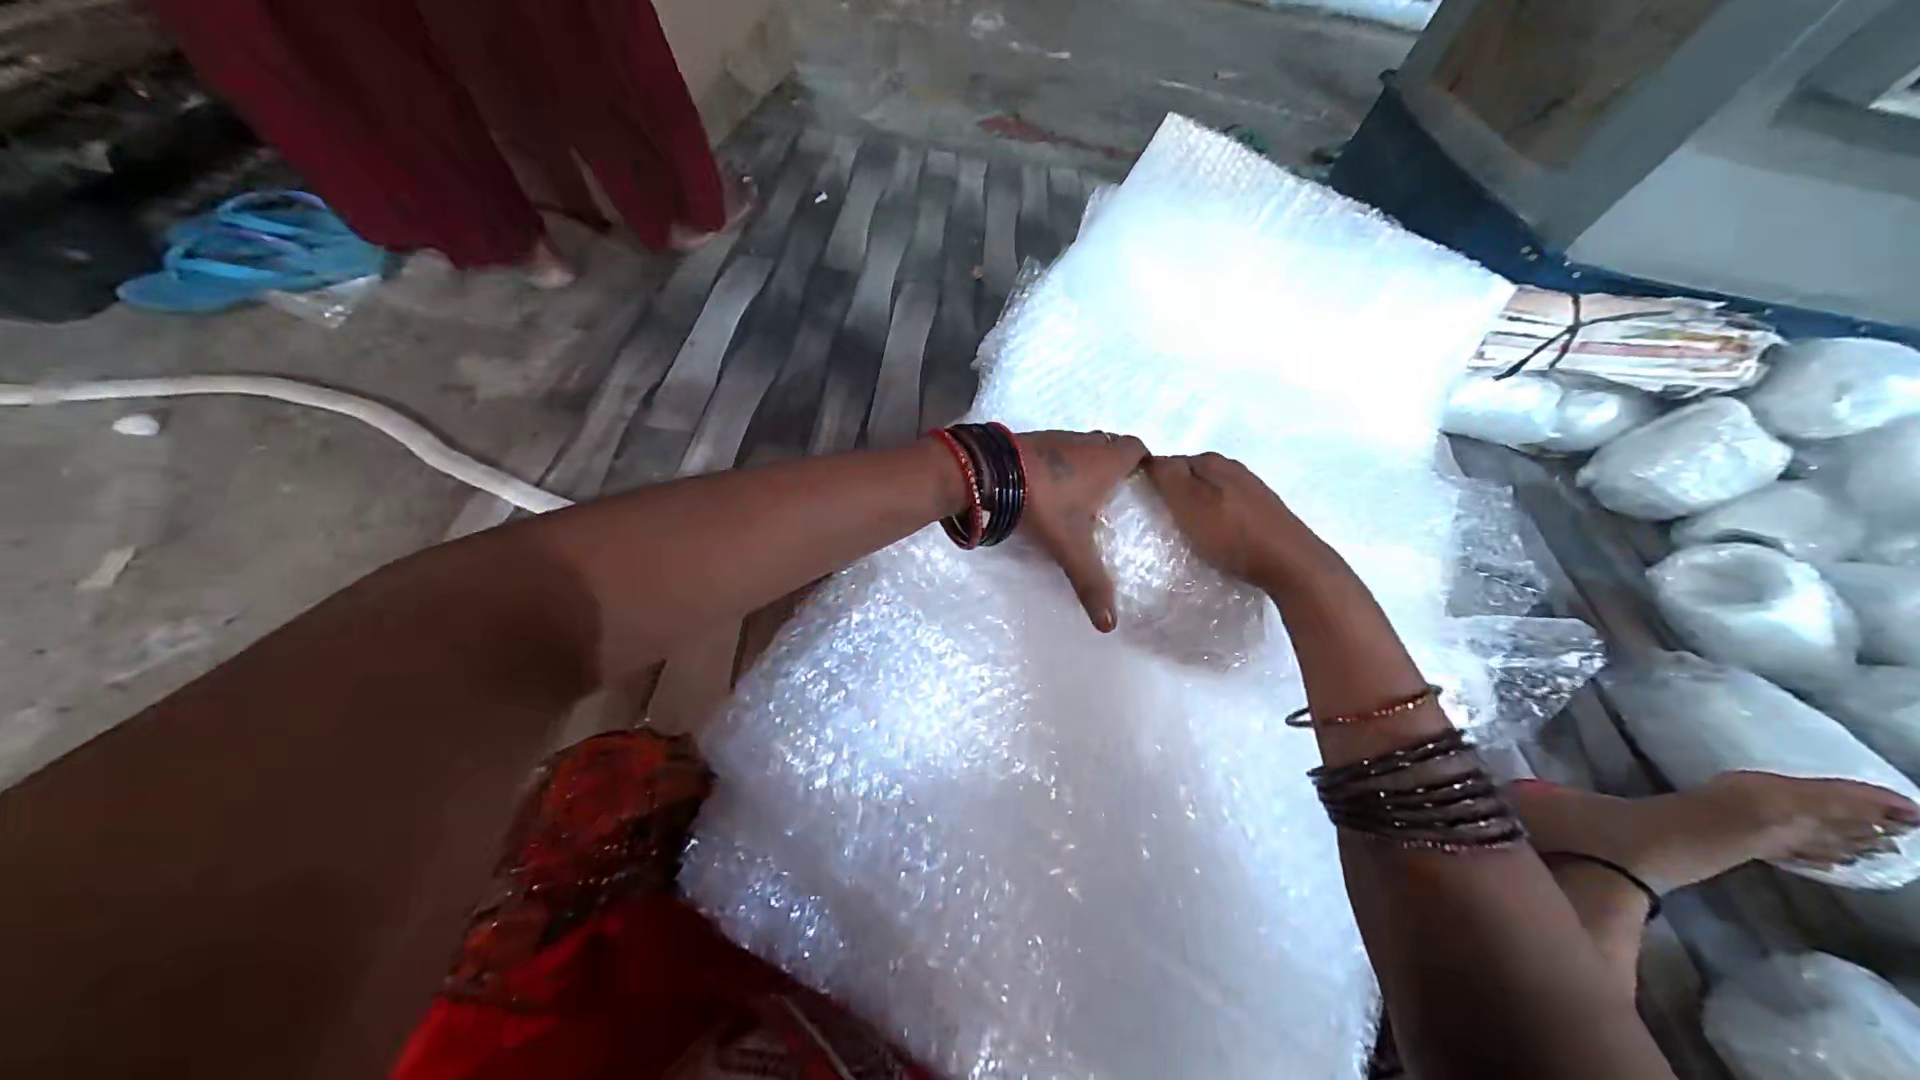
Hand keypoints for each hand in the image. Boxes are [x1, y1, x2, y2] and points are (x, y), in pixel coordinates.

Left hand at [1016, 430, 1148, 631]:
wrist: (989, 473)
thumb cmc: (1043, 503)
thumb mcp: (1069, 546)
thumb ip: (1090, 582)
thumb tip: (1109, 624)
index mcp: (1105, 461)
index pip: (1137, 448)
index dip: (1143, 461)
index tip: (1142, 482)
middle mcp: (1085, 443)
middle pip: (1110, 445)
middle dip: (1115, 464)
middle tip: (1114, 494)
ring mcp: (1056, 438)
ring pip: (1082, 446)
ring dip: (1085, 464)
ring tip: (1084, 494)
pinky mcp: (1031, 440)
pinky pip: (1056, 450)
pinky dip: (1059, 464)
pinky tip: (1051, 488)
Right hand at [1144, 453, 1321, 590]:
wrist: (1289, 565)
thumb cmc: (1230, 534)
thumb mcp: (1188, 501)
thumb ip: (1167, 475)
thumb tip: (1148, 457)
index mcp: (1211, 461)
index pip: (1166, 462)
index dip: (1150, 481)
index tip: (1139, 504)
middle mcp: (1232, 468)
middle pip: (1189, 476)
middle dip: (1172, 493)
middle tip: (1158, 521)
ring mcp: (1250, 489)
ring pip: (1208, 492)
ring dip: (1193, 507)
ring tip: (1183, 532)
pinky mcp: (1263, 512)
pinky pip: (1225, 508)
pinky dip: (1213, 518)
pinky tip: (1213, 537)